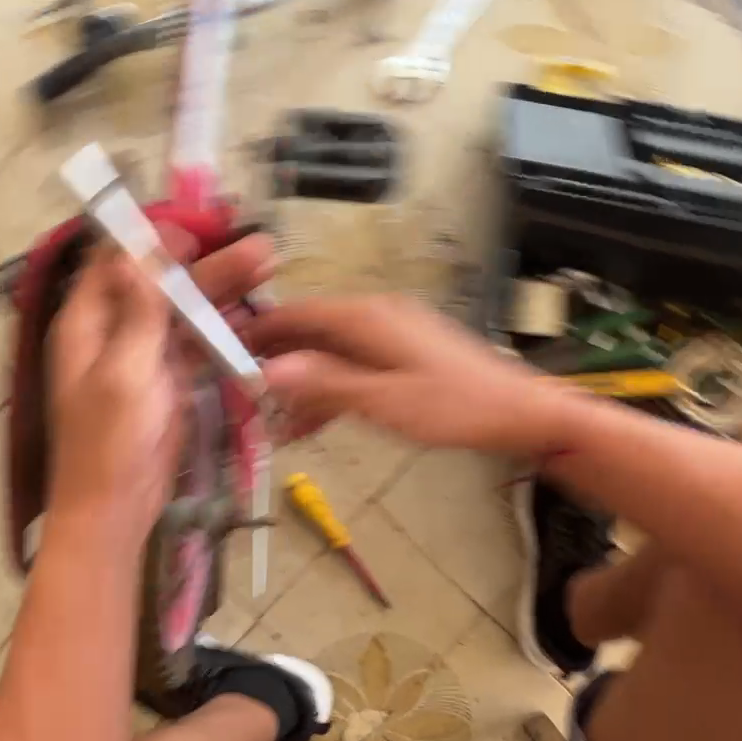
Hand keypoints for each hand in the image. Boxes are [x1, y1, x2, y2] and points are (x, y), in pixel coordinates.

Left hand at [46, 232, 273, 536]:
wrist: (115, 510)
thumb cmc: (109, 443)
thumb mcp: (123, 373)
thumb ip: (137, 312)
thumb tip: (139, 249)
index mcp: (88, 322)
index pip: (117, 261)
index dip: (155, 239)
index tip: (200, 228)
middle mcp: (116, 331)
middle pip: (164, 285)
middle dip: (209, 266)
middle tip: (260, 249)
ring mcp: (147, 358)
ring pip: (187, 314)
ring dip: (224, 294)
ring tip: (268, 270)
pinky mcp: (171, 384)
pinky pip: (199, 347)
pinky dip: (224, 332)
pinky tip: (256, 318)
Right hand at [243, 294, 582, 455]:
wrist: (517, 412)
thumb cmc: (453, 407)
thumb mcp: (384, 401)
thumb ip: (325, 384)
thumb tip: (268, 371)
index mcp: (366, 318)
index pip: (296, 315)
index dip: (257, 333)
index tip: (223, 355)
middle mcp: (374, 316)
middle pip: (310, 334)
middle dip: (278, 366)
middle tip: (244, 399)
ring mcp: (391, 335)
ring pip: (331, 355)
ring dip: (305, 387)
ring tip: (277, 426)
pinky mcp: (404, 355)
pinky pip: (355, 367)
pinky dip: (333, 392)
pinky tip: (314, 424)